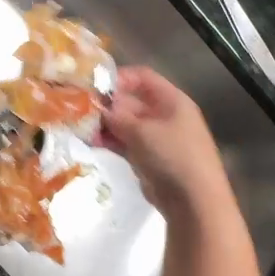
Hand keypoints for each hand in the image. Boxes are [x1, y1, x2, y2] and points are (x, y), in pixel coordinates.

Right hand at [98, 66, 234, 220]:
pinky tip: (93, 142)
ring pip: (126, 123)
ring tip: (83, 129)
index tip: (94, 87)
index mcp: (172, 100)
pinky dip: (111, 140)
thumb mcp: (142, 131)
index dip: (119, 78)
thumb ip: (117, 116)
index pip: (143, 77)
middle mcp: (165, 114)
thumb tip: (99, 107)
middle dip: (107, 105)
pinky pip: (126, 142)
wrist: (193, 198)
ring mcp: (157, 137)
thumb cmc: (173, 155)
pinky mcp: (149, 157)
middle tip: (81, 110)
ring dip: (106, 125)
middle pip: (132, 101)